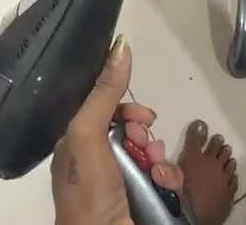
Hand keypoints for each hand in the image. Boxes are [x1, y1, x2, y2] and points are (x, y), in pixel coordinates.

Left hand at [53, 35, 181, 224]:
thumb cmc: (88, 189)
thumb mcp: (88, 132)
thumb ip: (105, 90)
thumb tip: (122, 42)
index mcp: (76, 146)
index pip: (103, 110)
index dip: (124, 107)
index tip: (142, 113)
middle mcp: (98, 165)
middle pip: (130, 130)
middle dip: (144, 131)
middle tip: (147, 141)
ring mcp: (123, 186)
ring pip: (151, 153)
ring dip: (160, 155)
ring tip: (158, 168)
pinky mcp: (146, 203)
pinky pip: (164, 179)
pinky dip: (169, 177)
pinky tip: (165, 183)